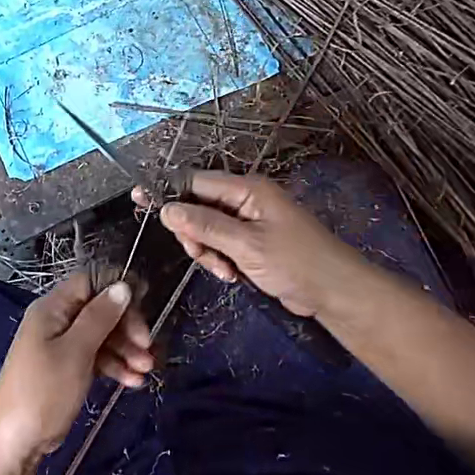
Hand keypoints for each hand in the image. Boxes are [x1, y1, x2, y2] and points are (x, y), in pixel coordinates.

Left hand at [0, 272, 153, 464]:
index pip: (90, 282)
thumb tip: (123, 285)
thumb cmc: (42, 391)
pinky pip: (95, 357)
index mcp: (52, 308)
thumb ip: (100, 317)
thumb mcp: (75, 351)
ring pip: (100, 335)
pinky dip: (114, 366)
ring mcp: (59, 346)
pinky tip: (133, 382)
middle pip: (99, 309)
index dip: (118, 292)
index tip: (143, 312)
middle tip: (147, 348)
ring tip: (146, 370)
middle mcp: (56, 321)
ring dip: (125, 349)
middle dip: (126, 326)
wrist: (13, 444)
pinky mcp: (65, 369)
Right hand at [142, 171, 380, 318]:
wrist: (335, 292)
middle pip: (197, 207)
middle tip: (202, 255)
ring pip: (206, 229)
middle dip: (193, 232)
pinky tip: (232, 275)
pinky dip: (219, 259)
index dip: (167, 190)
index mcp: (247, 189)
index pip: (196, 182)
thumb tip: (166, 209)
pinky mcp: (250, 242)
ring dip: (207, 251)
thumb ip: (205, 226)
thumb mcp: (247, 244)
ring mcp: (248, 222)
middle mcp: (244, 200)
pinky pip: (220, 245)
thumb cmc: (296, 262)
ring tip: (225, 270)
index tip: (138, 199)